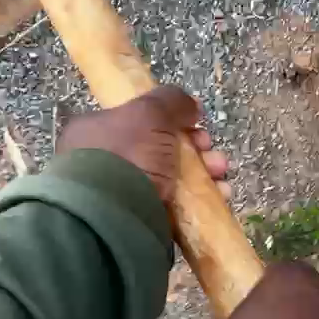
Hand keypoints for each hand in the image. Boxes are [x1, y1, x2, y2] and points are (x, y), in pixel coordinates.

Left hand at [55, 86, 227, 202]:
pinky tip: (219, 195)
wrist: (115, 214)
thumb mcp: (149, 113)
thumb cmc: (128, 155)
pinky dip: (200, 198)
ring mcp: (125, 192)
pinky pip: (178, 204)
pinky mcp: (144, 217)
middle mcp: (107, 161)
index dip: (173, 121)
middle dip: (196, 149)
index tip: (196, 124)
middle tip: (212, 154)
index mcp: (97, 131)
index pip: (140, 121)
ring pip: (174, 177)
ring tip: (220, 174)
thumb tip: (190, 104)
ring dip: (204, 173)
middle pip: (163, 149)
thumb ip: (171, 101)